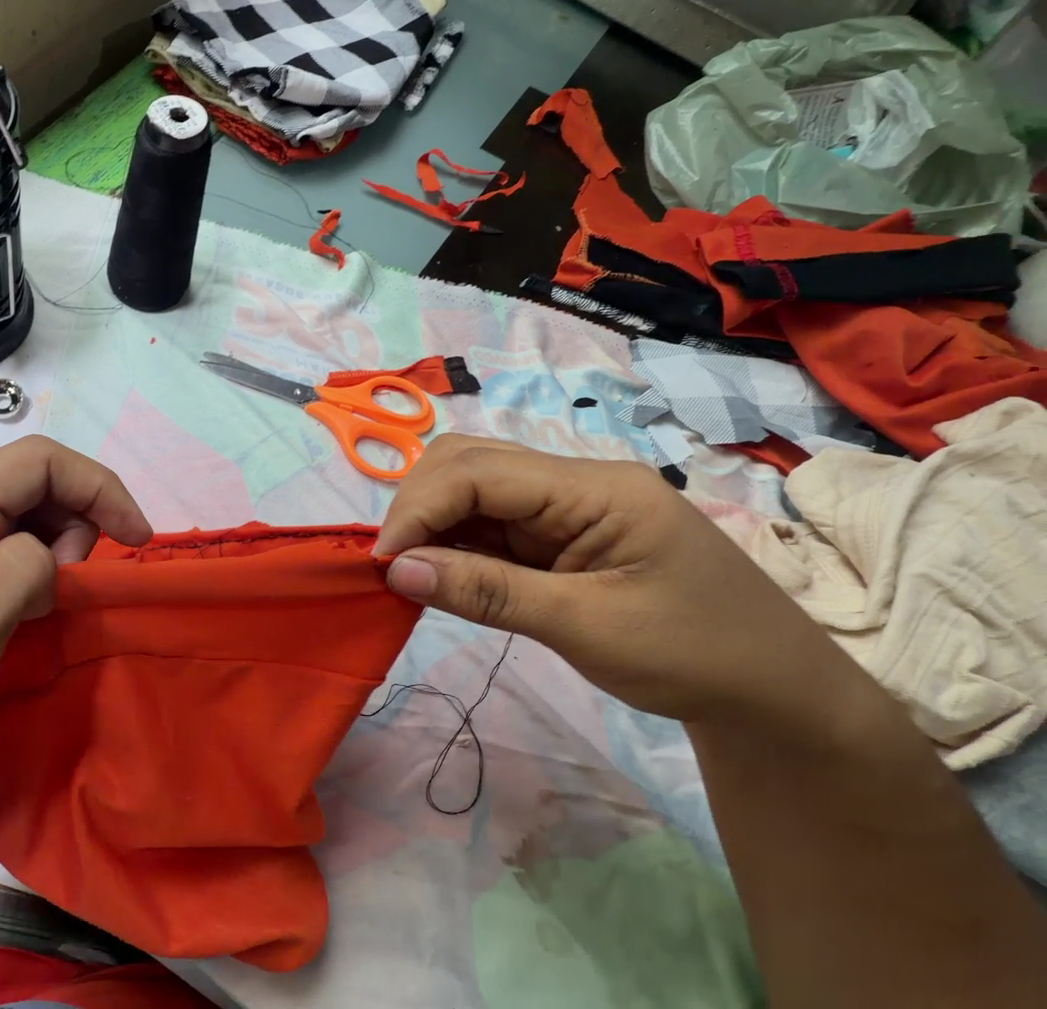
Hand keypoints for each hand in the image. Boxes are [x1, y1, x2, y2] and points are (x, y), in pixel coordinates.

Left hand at [0, 437, 151, 789]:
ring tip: (49, 610)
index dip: (98, 487)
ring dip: (53, 555)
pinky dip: (29, 581)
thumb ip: (29, 563)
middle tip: (75, 588)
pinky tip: (28, 620)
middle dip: (75, 523)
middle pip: (27, 487)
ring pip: (15, 527)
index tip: (135, 541)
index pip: (37, 460)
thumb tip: (50, 556)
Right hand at [376, 434, 852, 726]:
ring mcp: (570, 507)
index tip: (382, 562)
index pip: (480, 471)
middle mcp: (578, 481)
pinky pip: (491, 524)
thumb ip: (486, 591)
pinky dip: (454, 544)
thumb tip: (394, 569)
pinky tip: (440, 574)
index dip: (418, 509)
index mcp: (597, 488)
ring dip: (431, 524)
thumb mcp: (586, 627)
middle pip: (469, 461)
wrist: (776, 696)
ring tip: (408, 573)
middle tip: (392, 567)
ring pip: (474, 488)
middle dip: (418, 506)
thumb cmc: (696, 657)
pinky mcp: (562, 535)